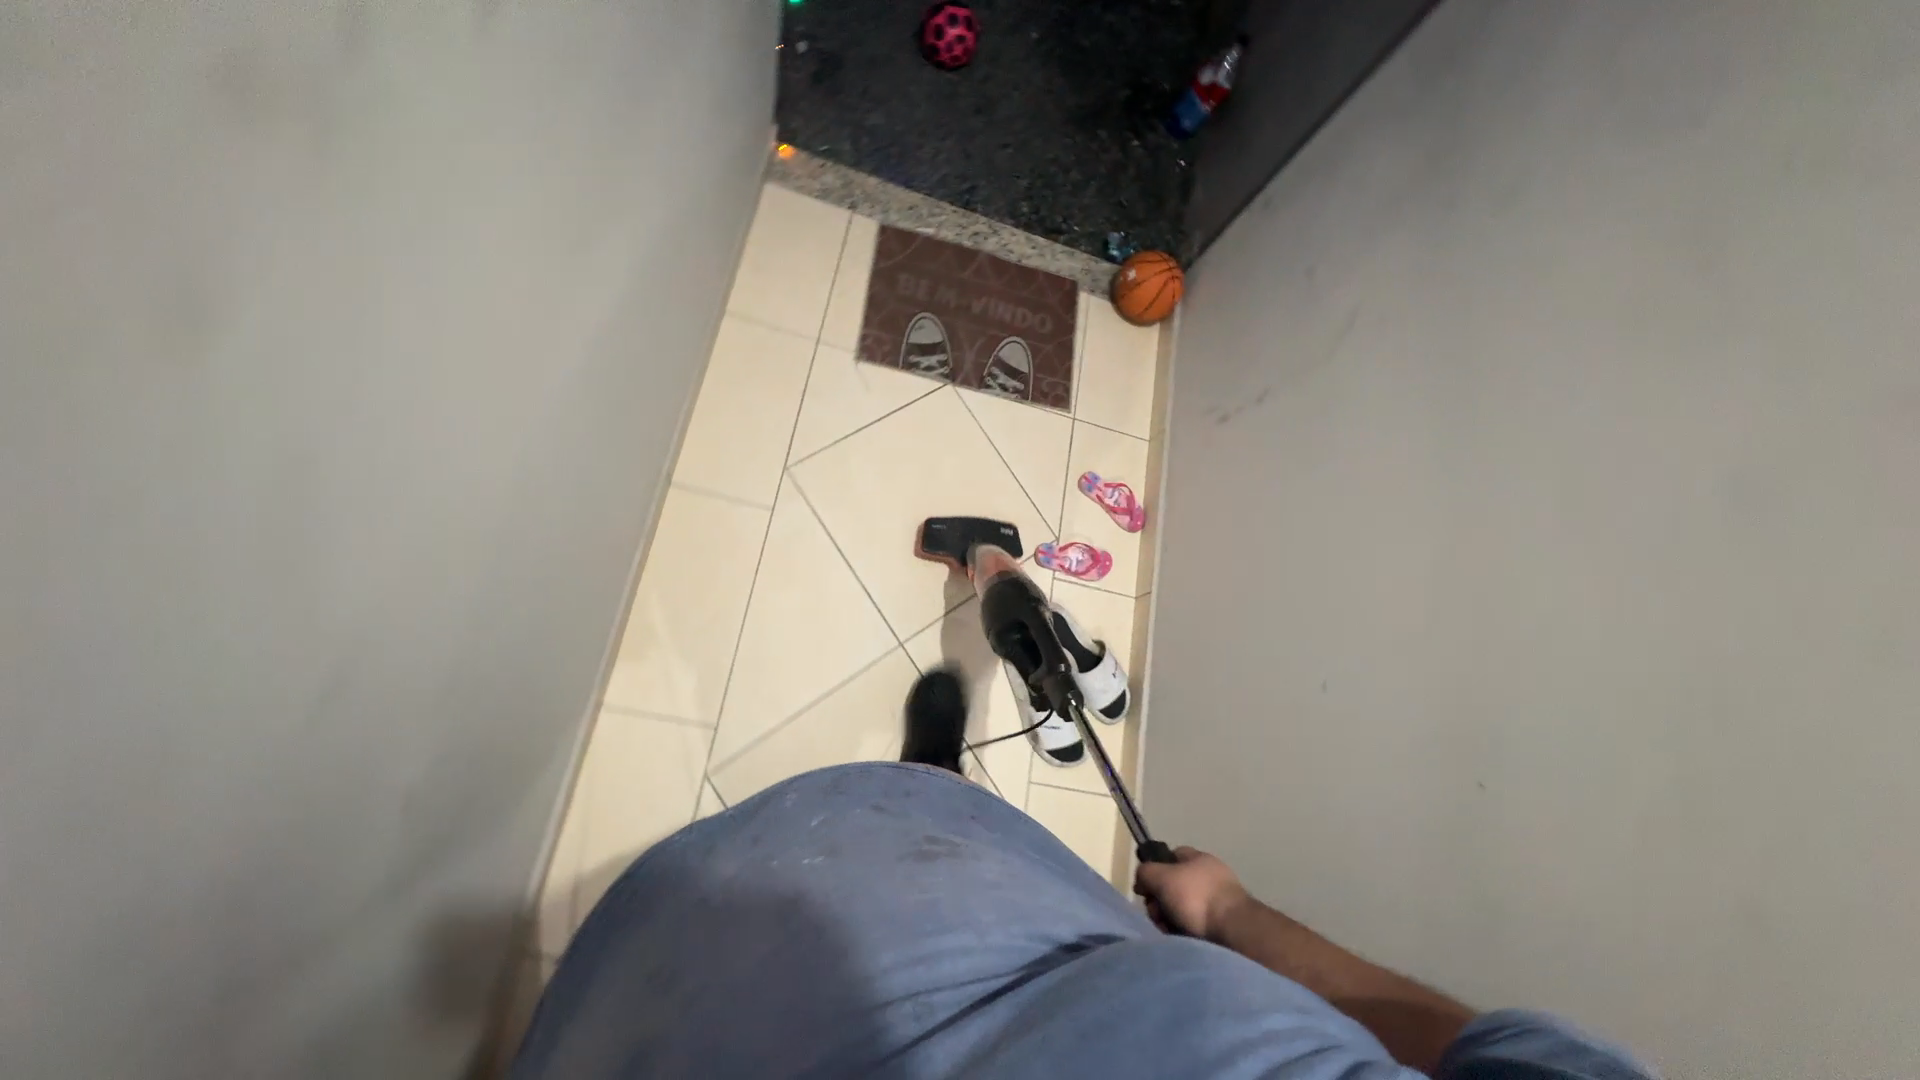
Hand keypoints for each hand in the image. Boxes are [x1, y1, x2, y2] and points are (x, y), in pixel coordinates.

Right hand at [1133, 846, 1252, 940]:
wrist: (1234, 931)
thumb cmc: (1196, 897)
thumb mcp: (1162, 877)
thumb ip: (1145, 872)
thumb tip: (1142, 880)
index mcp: (1198, 858)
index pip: (1169, 856)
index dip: (1154, 870)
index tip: (1145, 889)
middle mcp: (1209, 876)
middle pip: (1173, 886)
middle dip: (1160, 901)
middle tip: (1157, 914)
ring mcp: (1218, 901)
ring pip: (1182, 908)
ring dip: (1170, 919)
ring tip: (1170, 930)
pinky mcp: (1223, 924)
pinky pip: (1195, 925)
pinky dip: (1185, 931)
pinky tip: (1183, 938)